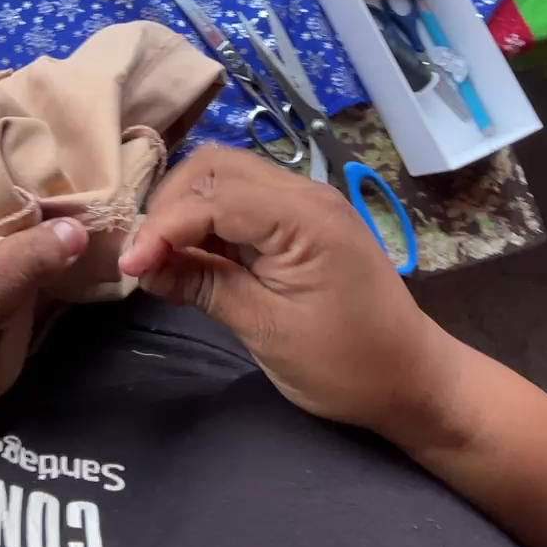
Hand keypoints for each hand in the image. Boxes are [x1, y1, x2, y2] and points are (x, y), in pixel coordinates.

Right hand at [118, 146, 469, 448]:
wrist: (416, 381)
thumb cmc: (347, 365)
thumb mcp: (266, 330)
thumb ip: (201, 286)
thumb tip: (142, 267)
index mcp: (303, 217)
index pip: (213, 198)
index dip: (163, 227)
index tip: (130, 265)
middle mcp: (303, 191)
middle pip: (214, 165)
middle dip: (170, 203)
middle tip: (146, 252)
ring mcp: (304, 199)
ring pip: (224, 173)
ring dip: (186, 204)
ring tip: (163, 249)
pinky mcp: (300, 216)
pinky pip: (241, 196)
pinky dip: (208, 215)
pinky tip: (193, 248)